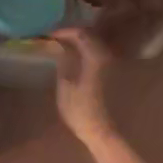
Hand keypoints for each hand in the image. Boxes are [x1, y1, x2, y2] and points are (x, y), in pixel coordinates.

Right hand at [48, 28, 115, 147]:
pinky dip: (87, 52)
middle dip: (72, 35)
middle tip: (54, 39)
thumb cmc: (80, 110)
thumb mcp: (65, 86)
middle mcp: (108, 56)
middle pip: (91, 37)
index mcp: (96, 57)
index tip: (48, 35)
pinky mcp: (113, 74)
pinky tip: (76, 59)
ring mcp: (113, 65)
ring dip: (80, 43)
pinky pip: (99, 55)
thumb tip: (59, 48)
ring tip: (63, 47)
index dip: (64, 32)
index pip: (80, 34)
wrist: (101, 130)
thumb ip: (64, 62)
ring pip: (96, 45)